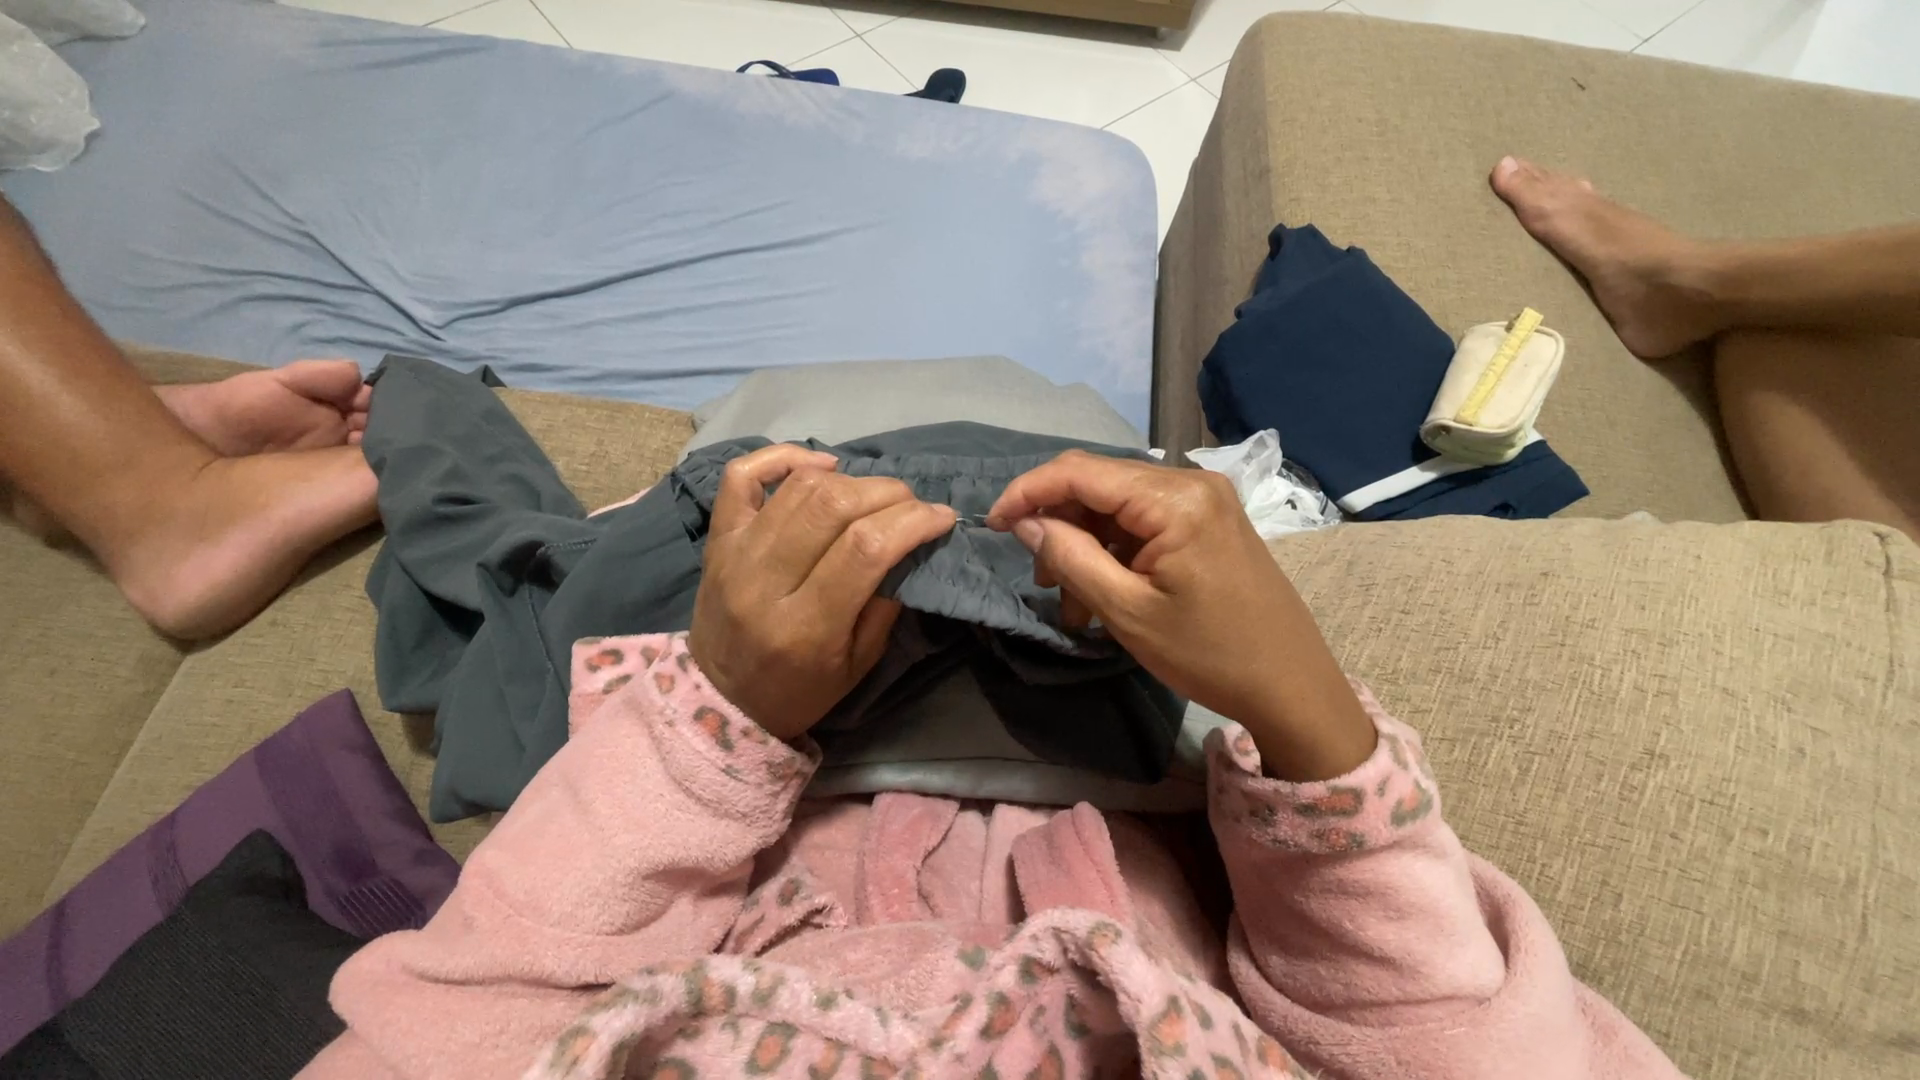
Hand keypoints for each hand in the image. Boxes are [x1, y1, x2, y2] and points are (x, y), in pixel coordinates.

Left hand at [688, 444, 957, 741]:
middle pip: (833, 506)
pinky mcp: (717, 537)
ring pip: (799, 487)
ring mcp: (735, 553)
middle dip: (888, 494)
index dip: (913, 521)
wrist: (717, 699)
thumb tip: (910, 543)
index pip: (865, 548)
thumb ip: (884, 604)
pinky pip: (741, 476)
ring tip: (874, 495)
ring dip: (851, 478)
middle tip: (912, 505)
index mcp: (804, 627)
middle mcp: (764, 582)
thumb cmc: (797, 690)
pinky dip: (783, 457)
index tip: (942, 517)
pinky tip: (821, 464)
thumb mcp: (857, 666)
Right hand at [987, 451, 1375, 780]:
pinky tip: (1103, 595)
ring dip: (1084, 545)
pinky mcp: (1207, 520)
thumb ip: (1070, 557)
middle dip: (1058, 525)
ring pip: (1116, 506)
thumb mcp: (1126, 611)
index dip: (1027, 492)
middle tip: (1042, 582)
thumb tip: (1025, 521)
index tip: (992, 525)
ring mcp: (1203, 499)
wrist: (1290, 685)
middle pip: (1097, 484)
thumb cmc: (1209, 654)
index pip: (1079, 471)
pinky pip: (1143, 522)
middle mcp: (1190, 482)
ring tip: (1072, 603)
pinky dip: (1113, 552)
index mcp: (1174, 498)